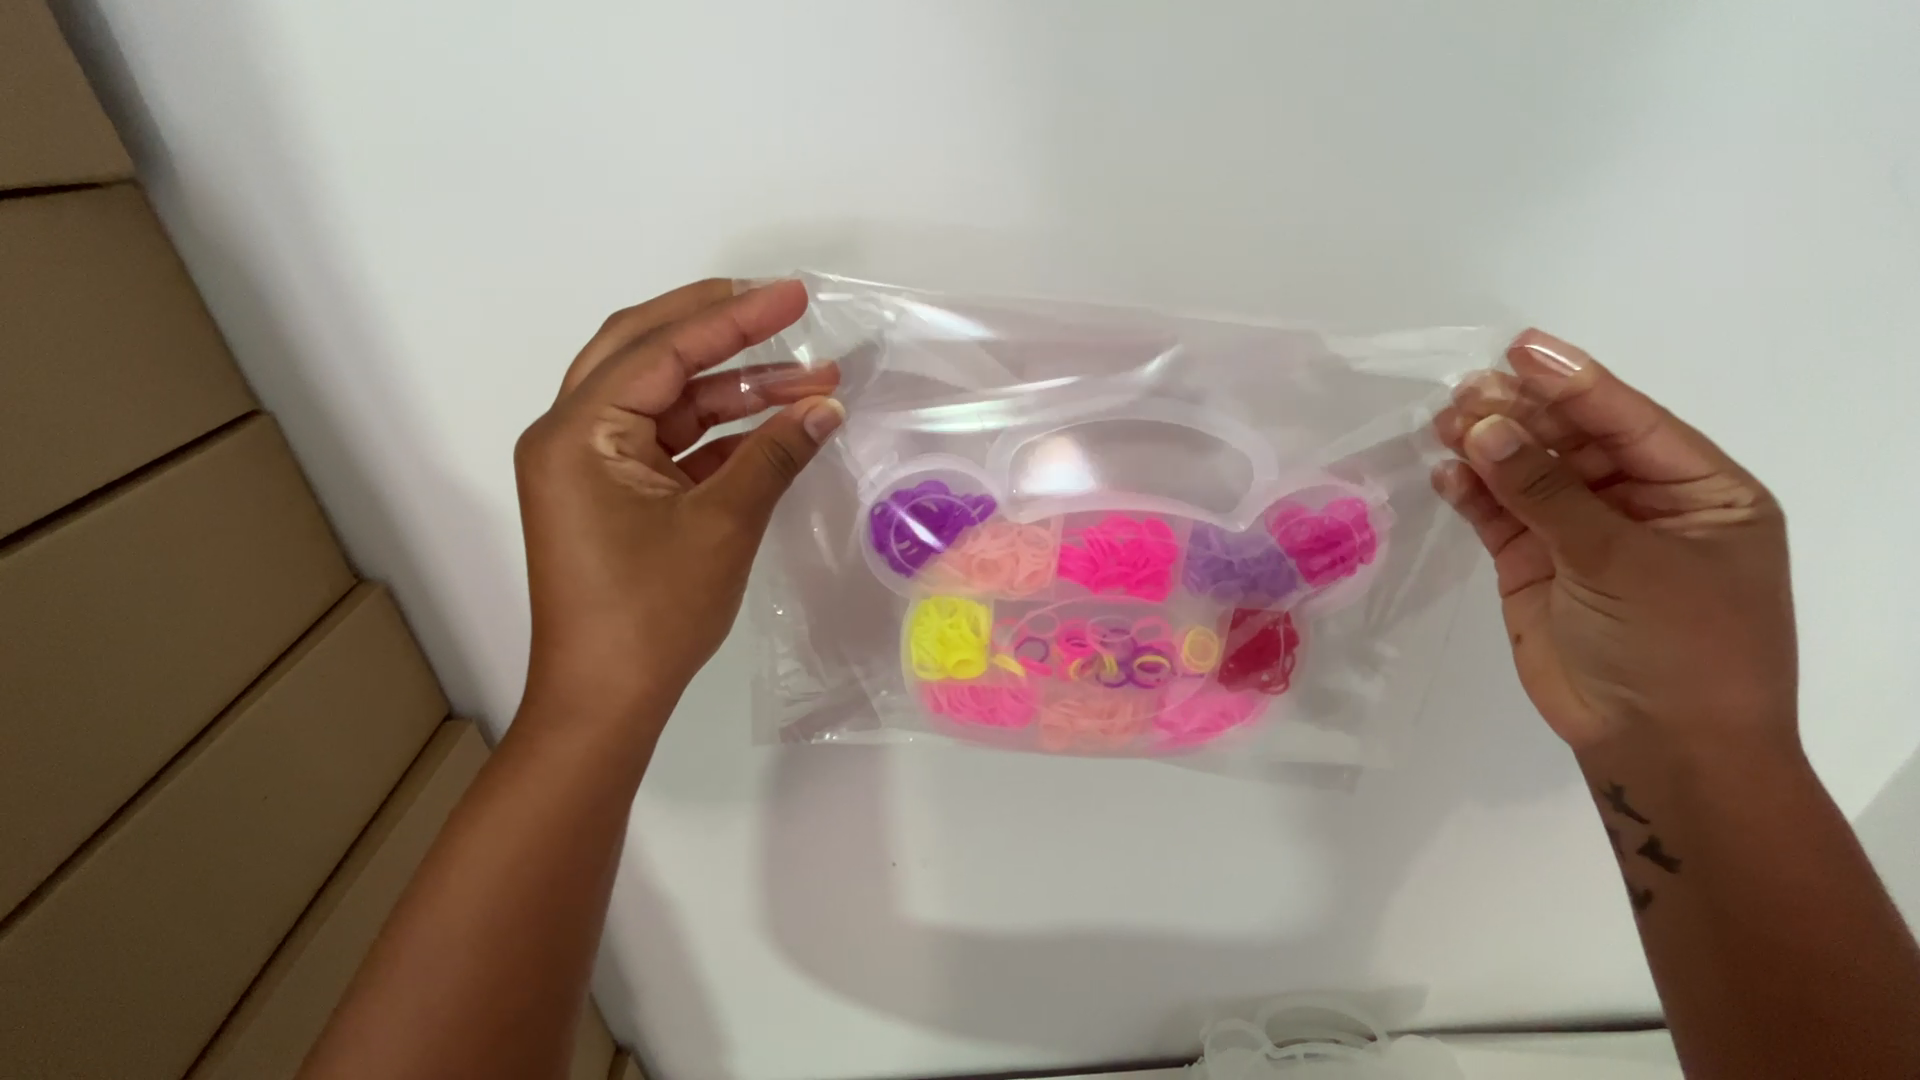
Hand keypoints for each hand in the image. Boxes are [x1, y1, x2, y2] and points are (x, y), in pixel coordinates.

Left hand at [514, 279, 841, 721]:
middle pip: (648, 353)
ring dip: (734, 390)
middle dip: (718, 328)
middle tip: (781, 309)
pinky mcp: (617, 494)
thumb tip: (826, 405)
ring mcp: (594, 466)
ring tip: (809, 382)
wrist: (606, 699)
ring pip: (667, 401)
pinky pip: (673, 443)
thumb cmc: (653, 612)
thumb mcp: (723, 524)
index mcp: (579, 431)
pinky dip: (723, 434)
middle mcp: (574, 434)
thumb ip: (775, 453)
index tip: (794, 297)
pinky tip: (777, 428)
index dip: (734, 318)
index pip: (663, 350)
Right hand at [1431, 329, 1795, 752]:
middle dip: (1521, 414)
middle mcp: (1637, 504)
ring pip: (1526, 475)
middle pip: (1570, 441)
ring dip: (1488, 448)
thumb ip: (1548, 493)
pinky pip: (1498, 516)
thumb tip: (1485, 429)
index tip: (1521, 348)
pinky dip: (1472, 494)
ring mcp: (1580, 535)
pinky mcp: (1532, 565)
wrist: (1657, 743)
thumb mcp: (1623, 559)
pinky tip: (1446, 472)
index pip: (1631, 421)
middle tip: (1465, 393)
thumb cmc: (1678, 645)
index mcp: (1698, 491)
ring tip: (1444, 424)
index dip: (1576, 384)